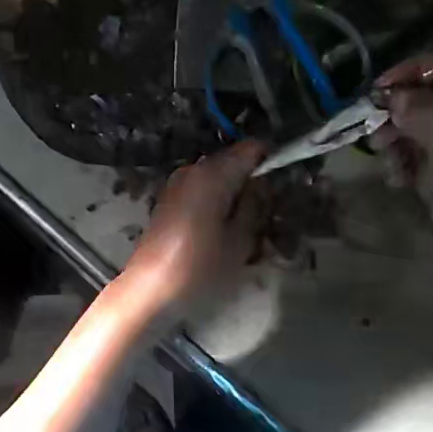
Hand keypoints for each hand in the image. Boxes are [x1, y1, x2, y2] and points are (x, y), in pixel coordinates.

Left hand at [116, 139, 267, 328]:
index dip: (270, 160)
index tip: (281, 181)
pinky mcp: (170, 197)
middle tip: (266, 209)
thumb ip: (255, 205)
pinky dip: (216, 199)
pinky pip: (202, 188)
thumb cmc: (199, 263)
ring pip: (217, 176)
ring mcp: (179, 182)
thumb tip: (263, 185)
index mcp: (214, 173)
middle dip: (251, 179)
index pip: (251, 148)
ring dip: (233, 191)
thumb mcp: (240, 239)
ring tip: (244, 222)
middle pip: (233, 161)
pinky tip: (220, 227)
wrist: (151, 283)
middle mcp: (194, 168)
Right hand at [377, 49, 432, 301]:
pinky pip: (429, 163)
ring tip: (385, 161)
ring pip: (427, 132)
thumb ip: (426, 116)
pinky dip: (411, 167)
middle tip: (374, 133)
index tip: (375, 92)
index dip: (411, 72)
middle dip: (401, 112)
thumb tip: (396, 97)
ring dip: (401, 142)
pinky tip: (397, 181)